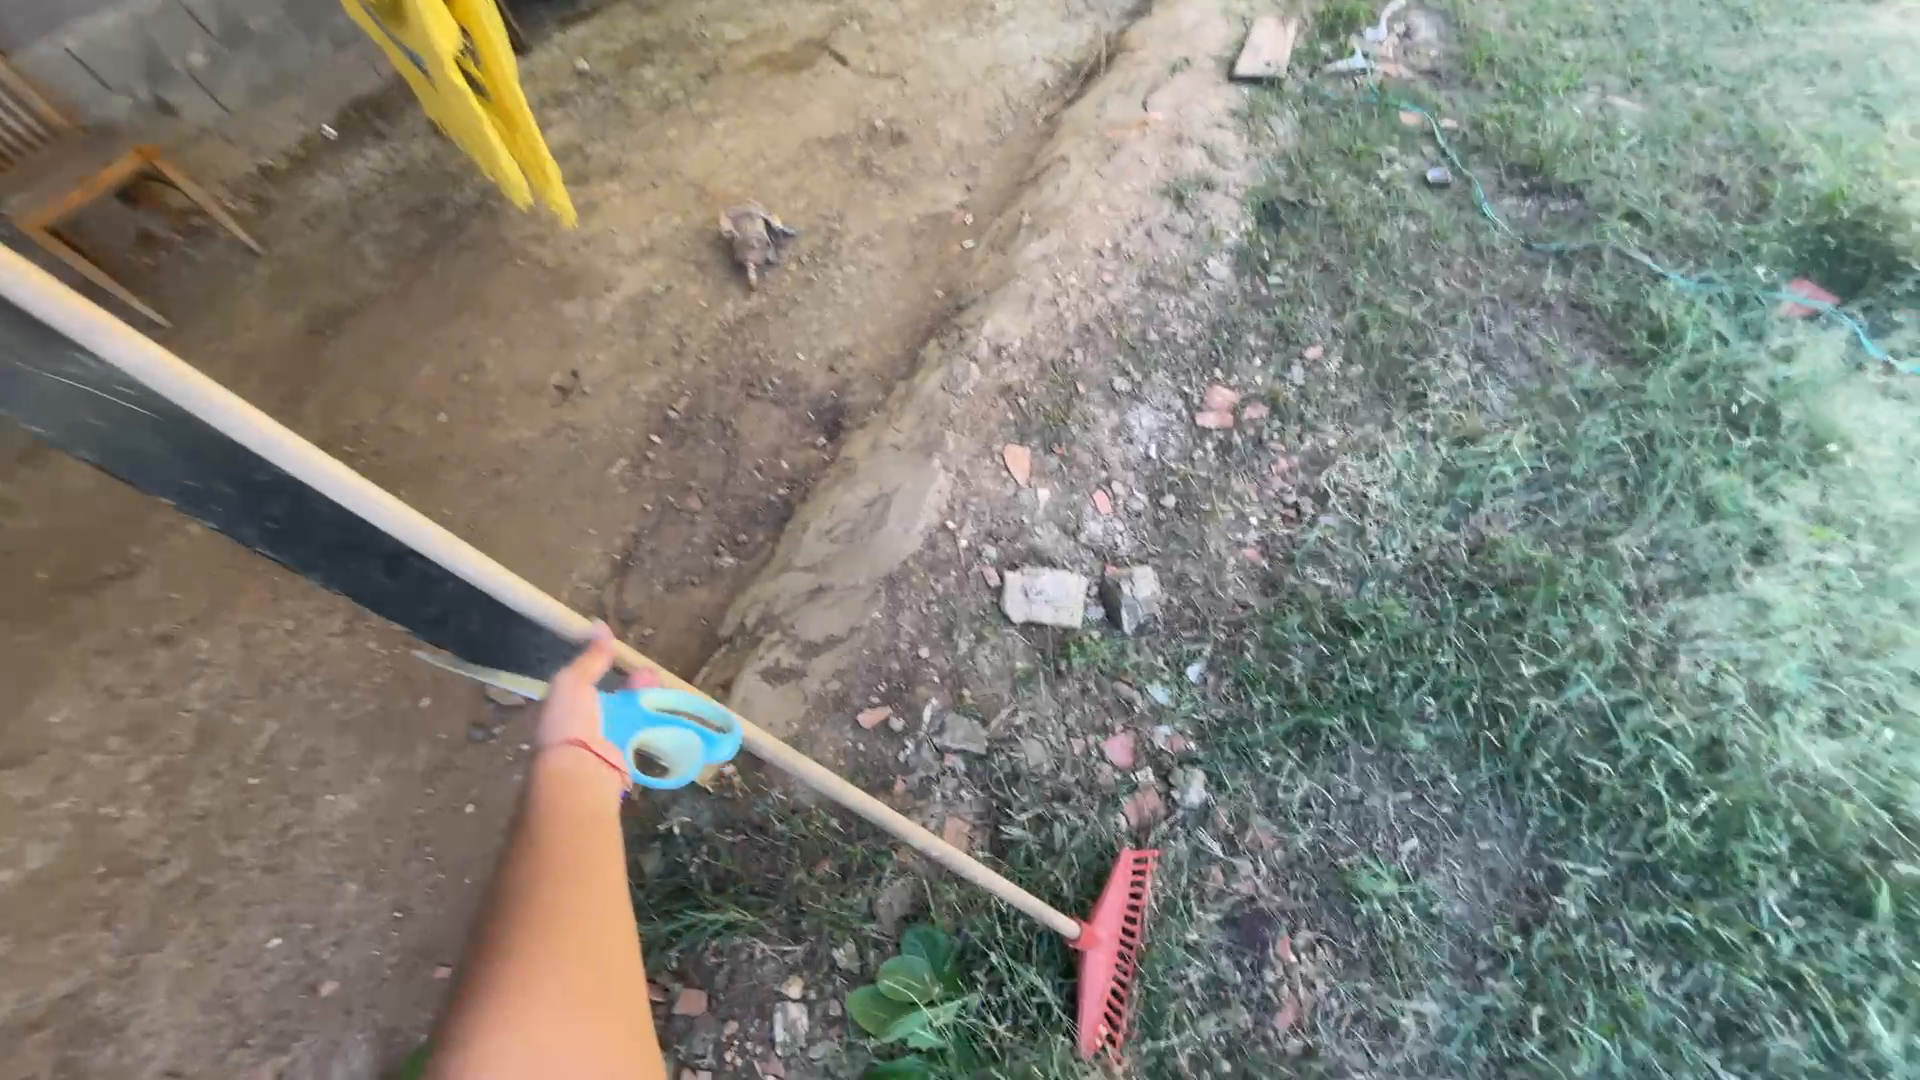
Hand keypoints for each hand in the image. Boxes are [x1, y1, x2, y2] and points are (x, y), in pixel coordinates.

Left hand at [535, 621, 665, 749]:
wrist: (580, 770)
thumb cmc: (570, 722)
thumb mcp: (573, 682)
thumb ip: (590, 657)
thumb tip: (599, 625)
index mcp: (566, 708)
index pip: (589, 685)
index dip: (608, 670)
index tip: (628, 660)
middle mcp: (584, 728)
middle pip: (616, 701)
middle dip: (637, 687)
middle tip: (655, 677)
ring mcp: (606, 746)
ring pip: (633, 719)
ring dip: (651, 705)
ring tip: (669, 694)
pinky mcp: (626, 762)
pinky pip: (644, 740)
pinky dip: (659, 728)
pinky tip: (672, 718)